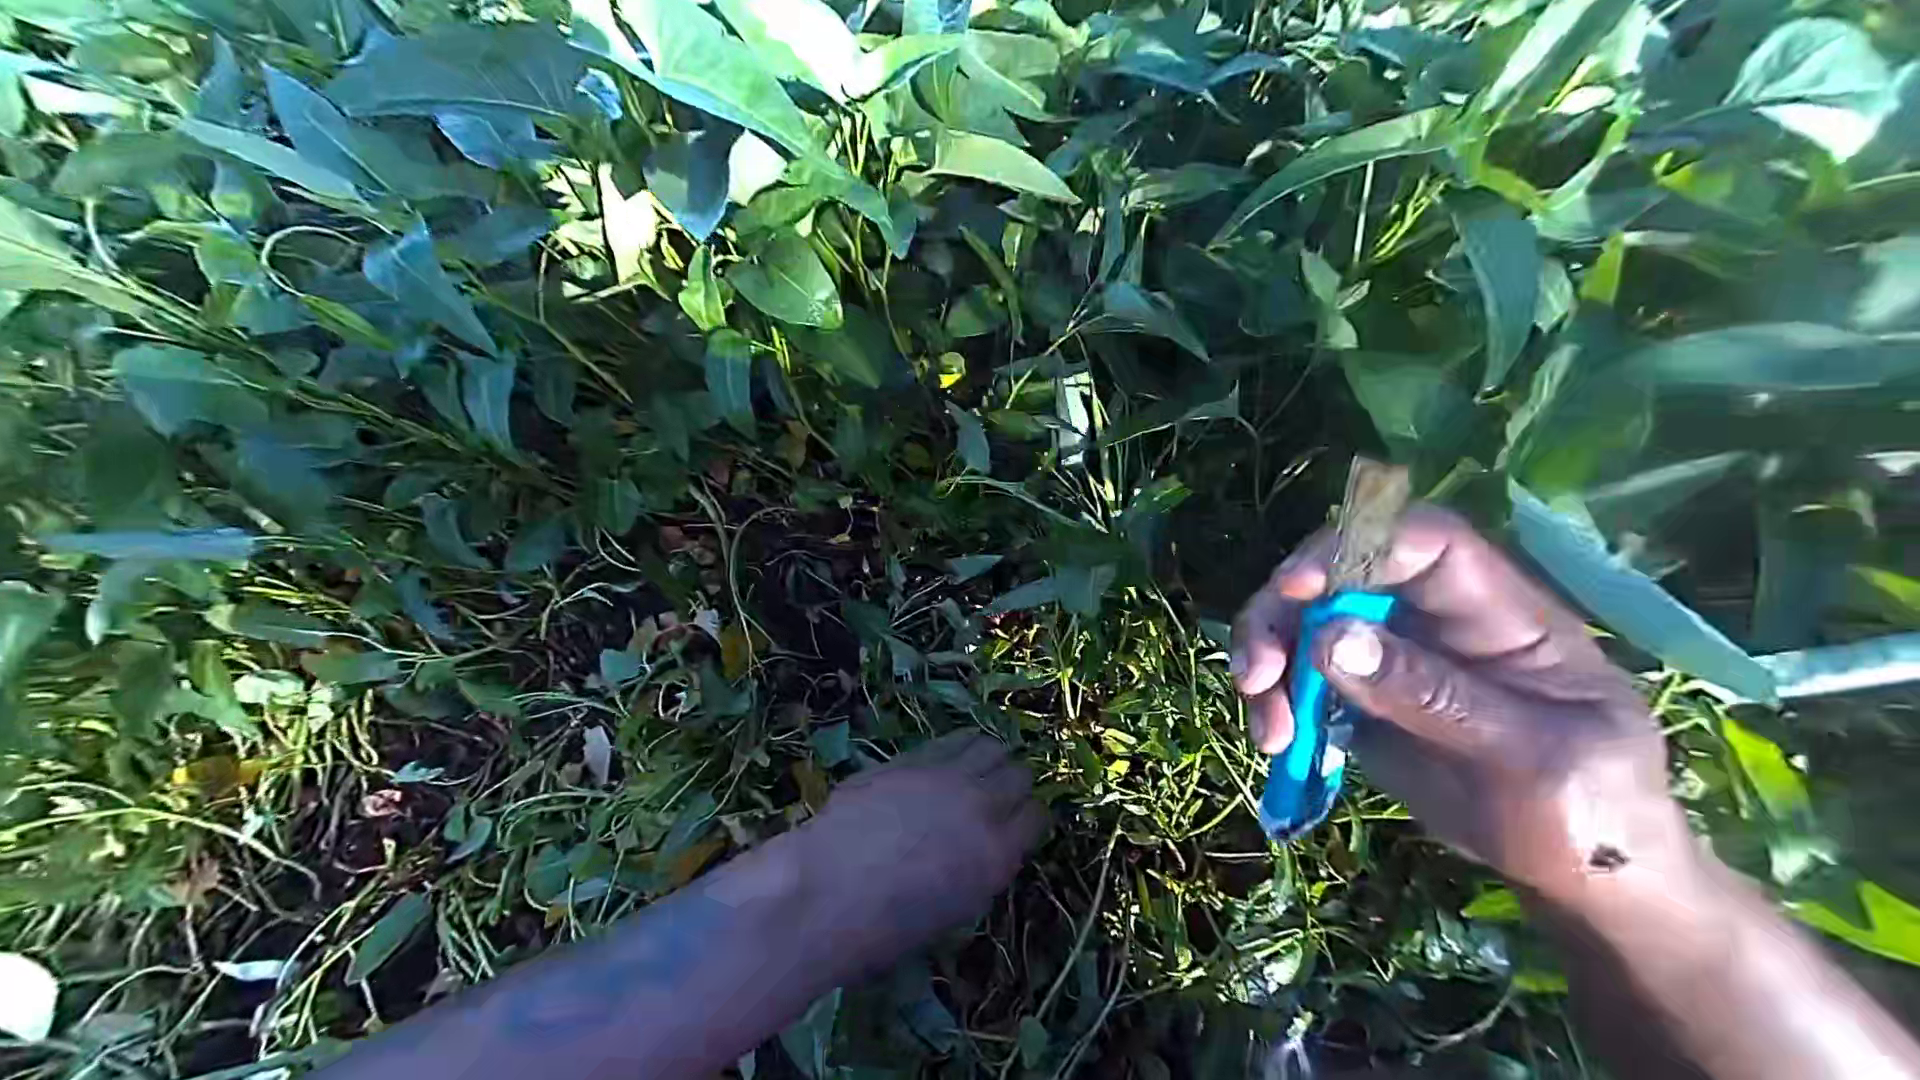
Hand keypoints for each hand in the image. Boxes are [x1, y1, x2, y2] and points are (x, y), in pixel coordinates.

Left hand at [791, 732, 1046, 967]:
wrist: (826, 890)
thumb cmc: (886, 926)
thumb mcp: (954, 910)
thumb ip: (981, 869)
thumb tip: (986, 845)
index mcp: (997, 855)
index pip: (1037, 817)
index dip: (1030, 818)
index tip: (1020, 822)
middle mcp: (982, 806)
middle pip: (1019, 774)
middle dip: (1015, 784)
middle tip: (999, 794)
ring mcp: (948, 775)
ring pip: (991, 747)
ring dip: (991, 757)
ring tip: (979, 768)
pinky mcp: (915, 757)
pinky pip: (954, 740)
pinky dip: (961, 746)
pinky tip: (952, 756)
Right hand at [1231, 505, 1695, 899]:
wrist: (1579, 881)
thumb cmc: (1593, 817)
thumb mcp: (1532, 758)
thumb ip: (1433, 694)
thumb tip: (1329, 637)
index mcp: (1496, 613)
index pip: (1423, 542)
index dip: (1355, 545)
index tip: (1296, 587)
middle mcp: (1430, 619)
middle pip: (1335, 576)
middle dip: (1281, 616)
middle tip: (1255, 673)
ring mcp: (1387, 655)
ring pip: (1301, 624)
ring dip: (1268, 664)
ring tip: (1267, 728)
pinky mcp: (1355, 694)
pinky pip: (1295, 676)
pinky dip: (1271, 701)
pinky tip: (1276, 741)